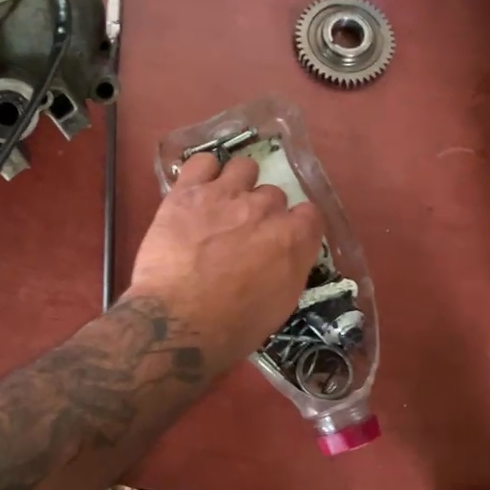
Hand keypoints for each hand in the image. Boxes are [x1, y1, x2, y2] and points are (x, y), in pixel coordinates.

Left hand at [124, 152, 325, 372]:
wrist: (179, 320)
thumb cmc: (232, 327)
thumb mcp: (279, 305)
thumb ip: (287, 269)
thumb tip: (281, 257)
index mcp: (294, 238)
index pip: (309, 214)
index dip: (295, 226)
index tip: (281, 239)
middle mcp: (265, 209)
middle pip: (273, 193)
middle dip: (261, 211)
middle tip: (243, 233)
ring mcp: (226, 195)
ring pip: (243, 168)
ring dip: (238, 183)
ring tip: (222, 203)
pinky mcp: (188, 192)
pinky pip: (202, 162)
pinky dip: (203, 172)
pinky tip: (197, 189)